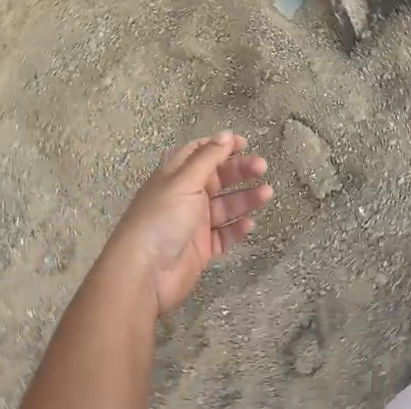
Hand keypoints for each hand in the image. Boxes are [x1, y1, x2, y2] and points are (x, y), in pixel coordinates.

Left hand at [96, 132, 272, 315]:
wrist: (144, 275)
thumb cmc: (162, 219)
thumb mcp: (184, 181)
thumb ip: (208, 158)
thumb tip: (226, 134)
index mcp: (176, 176)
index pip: (199, 153)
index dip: (220, 146)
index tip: (244, 144)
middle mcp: (185, 196)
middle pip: (217, 177)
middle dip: (240, 170)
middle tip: (262, 168)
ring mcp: (194, 223)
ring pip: (225, 205)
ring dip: (245, 198)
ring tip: (266, 194)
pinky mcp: (201, 248)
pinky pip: (224, 234)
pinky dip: (237, 228)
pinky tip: (249, 225)